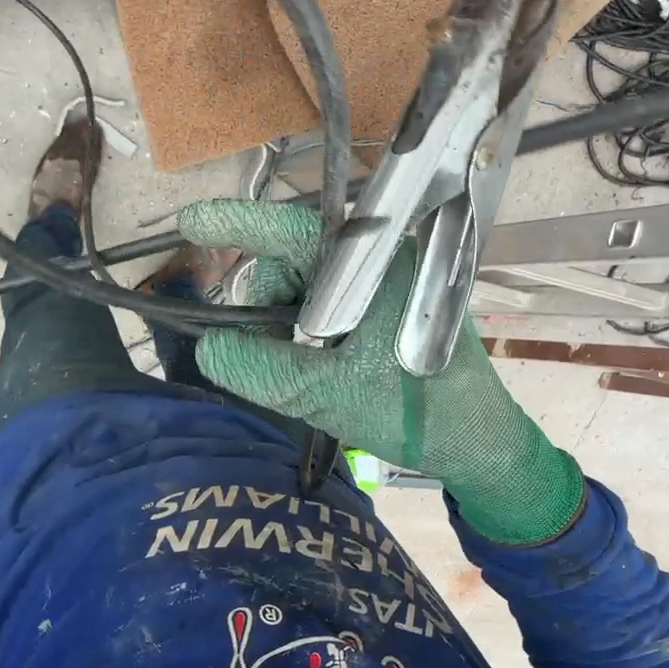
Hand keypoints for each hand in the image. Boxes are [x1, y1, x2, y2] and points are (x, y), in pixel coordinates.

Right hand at [177, 200, 583, 544]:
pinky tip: (306, 366)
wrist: (478, 445)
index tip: (190, 222)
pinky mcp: (378, 310)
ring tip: (298, 372)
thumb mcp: (330, 395)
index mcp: (378, 265)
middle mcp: (378, 263)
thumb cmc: (418, 412)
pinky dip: (297, 335)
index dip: (239, 224)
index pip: (294, 231)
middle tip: (256, 354)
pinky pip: (318, 308)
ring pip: (299, 288)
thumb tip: (207, 347)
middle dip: (261, 304)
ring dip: (279, 326)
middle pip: (289, 262)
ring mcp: (379, 286)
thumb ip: (262, 369)